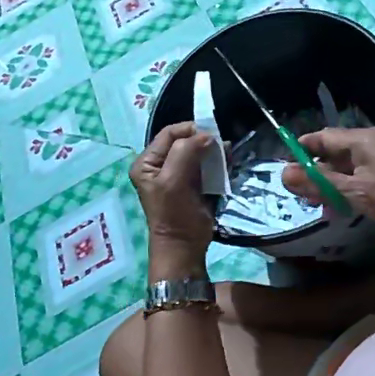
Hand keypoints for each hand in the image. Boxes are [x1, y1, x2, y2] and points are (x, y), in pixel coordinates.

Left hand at [132, 122, 216, 260]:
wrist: (185, 245)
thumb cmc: (174, 214)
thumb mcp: (173, 181)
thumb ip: (185, 153)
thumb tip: (207, 135)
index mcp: (148, 162)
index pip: (169, 133)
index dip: (190, 130)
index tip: (210, 135)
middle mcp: (161, 165)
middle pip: (185, 141)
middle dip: (204, 141)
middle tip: (220, 147)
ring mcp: (179, 174)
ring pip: (199, 152)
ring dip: (213, 152)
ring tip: (225, 156)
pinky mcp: (196, 183)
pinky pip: (207, 165)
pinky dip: (218, 163)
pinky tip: (227, 164)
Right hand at [282, 127, 374, 241]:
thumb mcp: (357, 191)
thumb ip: (320, 184)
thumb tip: (284, 175)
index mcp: (363, 139)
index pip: (323, 138)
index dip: (302, 150)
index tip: (283, 168)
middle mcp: (371, 147)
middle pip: (334, 155)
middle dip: (315, 174)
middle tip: (297, 195)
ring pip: (347, 172)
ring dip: (330, 188)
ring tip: (315, 208)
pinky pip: (361, 184)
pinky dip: (348, 195)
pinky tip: (339, 212)